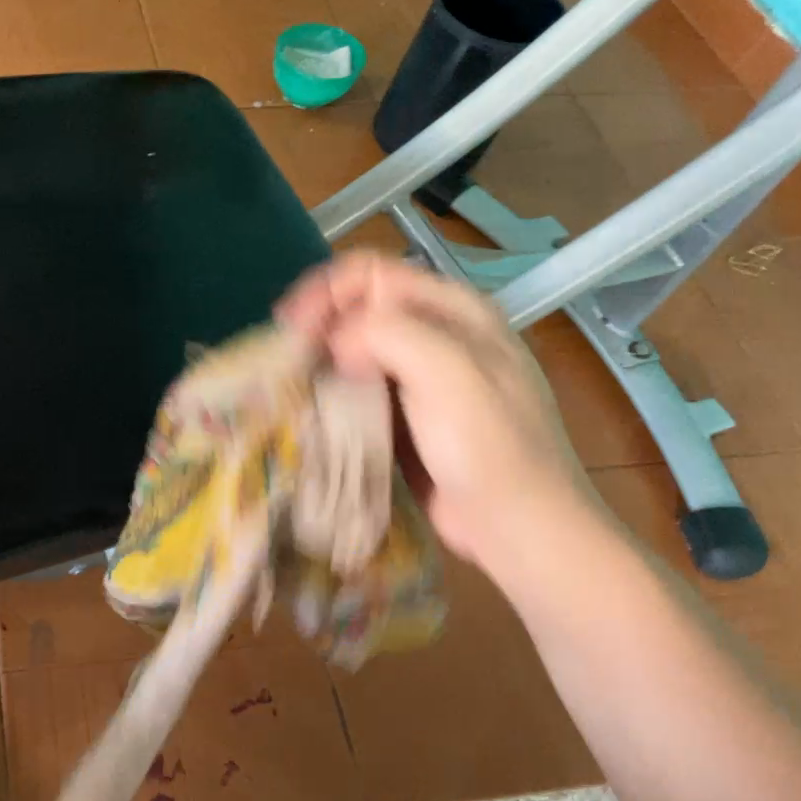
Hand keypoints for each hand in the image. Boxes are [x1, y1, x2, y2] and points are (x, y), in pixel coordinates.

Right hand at [276, 251, 601, 573]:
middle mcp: (437, 337)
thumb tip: (332, 344)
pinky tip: (310, 415)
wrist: (517, 525)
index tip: (290, 329)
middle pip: (360, 310)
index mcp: (455, 311)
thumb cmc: (487, 445)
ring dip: (319, 364)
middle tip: (282, 362)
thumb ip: (386, 334)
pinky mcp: (405, 420)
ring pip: (354, 353)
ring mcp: (421, 381)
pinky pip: (358, 393)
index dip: (325, 291)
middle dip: (316, 328)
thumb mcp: (447, 371)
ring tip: (287, 388)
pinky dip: (330, 398)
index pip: (373, 274)